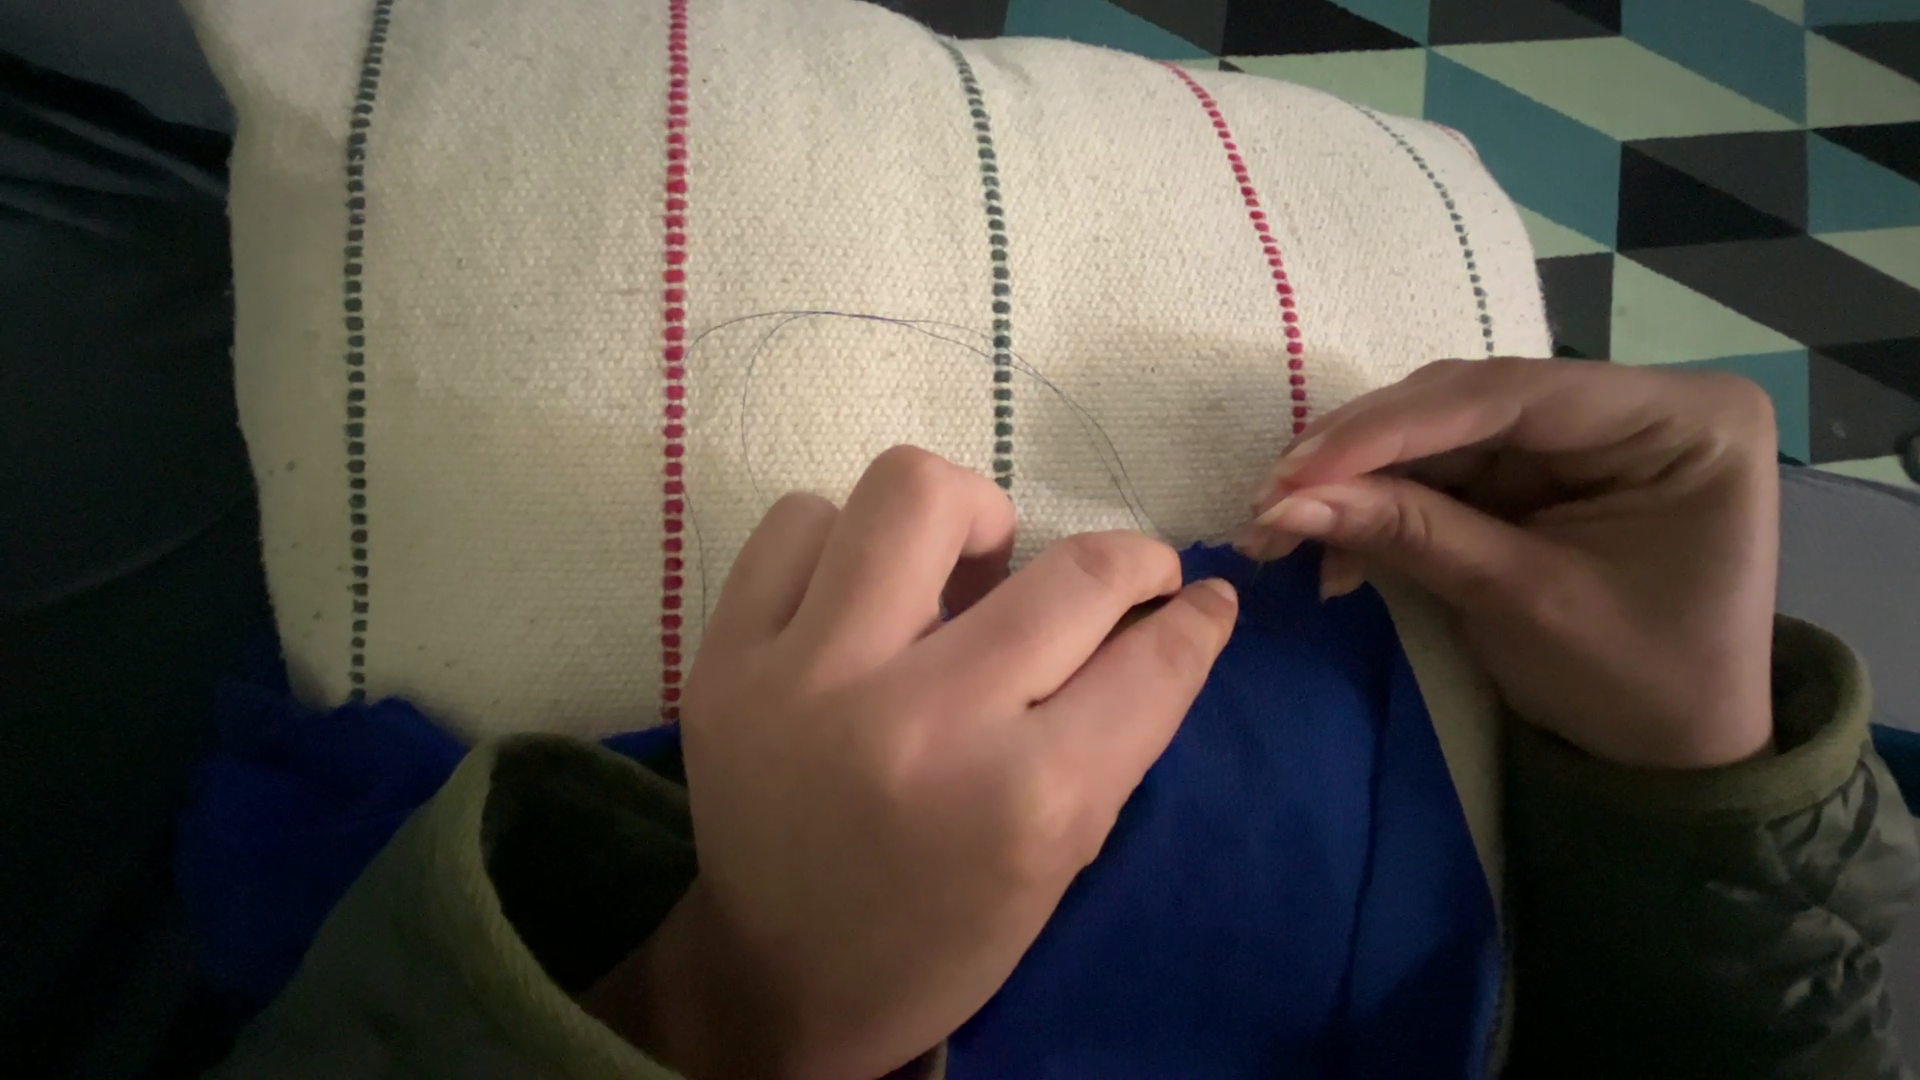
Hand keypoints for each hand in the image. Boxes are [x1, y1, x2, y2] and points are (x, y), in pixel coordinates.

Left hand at [585, 447, 1237, 1079]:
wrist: (774, 979)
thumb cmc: (940, 929)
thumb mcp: (1061, 851)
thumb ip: (1122, 722)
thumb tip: (1180, 609)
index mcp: (1022, 802)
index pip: (1151, 661)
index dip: (1194, 614)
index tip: (1198, 594)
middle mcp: (919, 724)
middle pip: (1068, 570)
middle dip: (1124, 559)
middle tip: (1105, 578)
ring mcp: (806, 678)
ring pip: (915, 491)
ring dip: (971, 515)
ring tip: (967, 570)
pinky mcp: (725, 656)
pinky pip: (801, 518)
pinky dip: (849, 538)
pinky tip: (862, 591)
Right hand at [1235, 358, 1778, 769]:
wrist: (1663, 744)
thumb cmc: (1632, 679)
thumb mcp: (1518, 600)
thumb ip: (1406, 535)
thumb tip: (1284, 504)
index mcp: (1677, 418)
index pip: (1503, 396)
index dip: (1386, 430)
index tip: (1294, 470)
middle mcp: (1618, 404)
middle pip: (1454, 405)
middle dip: (1355, 454)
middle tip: (1269, 497)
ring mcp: (1562, 434)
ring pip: (1423, 434)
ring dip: (1346, 480)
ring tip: (1279, 522)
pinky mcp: (1518, 468)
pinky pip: (1422, 471)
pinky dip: (1366, 504)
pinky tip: (1327, 541)